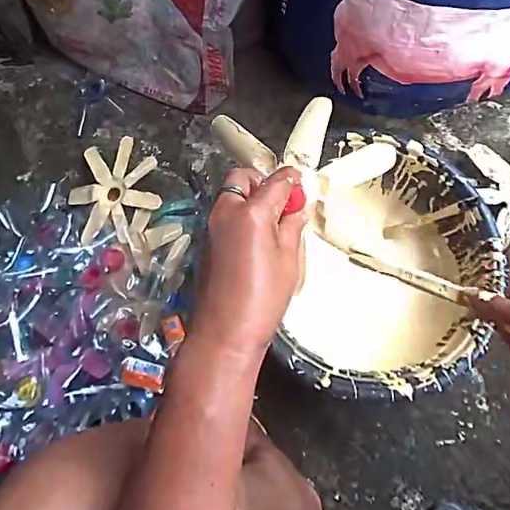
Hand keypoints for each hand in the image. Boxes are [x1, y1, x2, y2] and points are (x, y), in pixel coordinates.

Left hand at [196, 166, 306, 359]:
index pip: (276, 181)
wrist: (225, 332)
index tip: (302, 183)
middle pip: (244, 178)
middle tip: (283, 204)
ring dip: (251, 198)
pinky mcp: (207, 238)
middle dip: (264, 183)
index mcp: (250, 213)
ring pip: (232, 194)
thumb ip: (292, 225)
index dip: (292, 179)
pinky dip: (241, 214)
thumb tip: (299, 207)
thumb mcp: (289, 260)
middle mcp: (226, 210)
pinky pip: (226, 213)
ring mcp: (212, 224)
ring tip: (273, 223)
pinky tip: (257, 238)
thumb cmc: (262, 299)